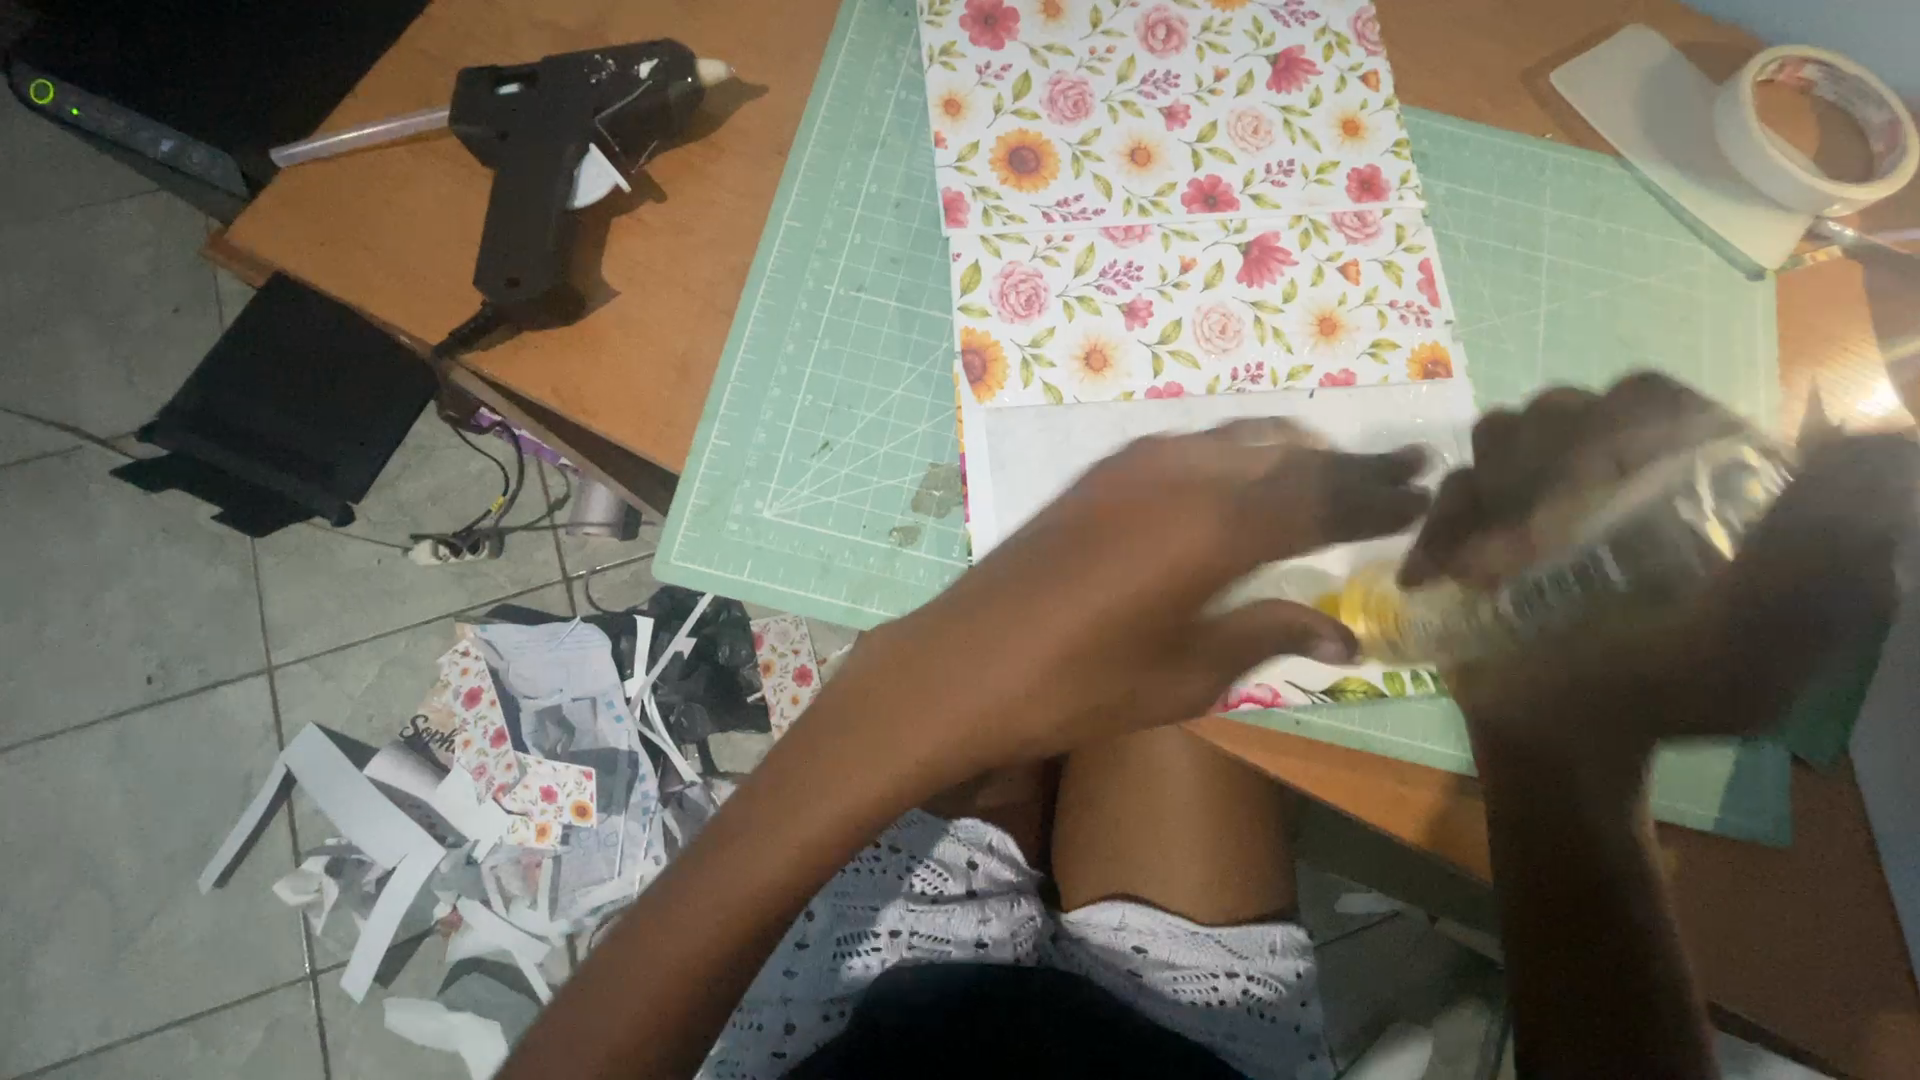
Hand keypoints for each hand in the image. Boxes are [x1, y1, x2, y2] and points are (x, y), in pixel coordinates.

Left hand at [811, 418, 1430, 791]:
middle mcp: (1179, 478)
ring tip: (1329, 466)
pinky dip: (1229, 452)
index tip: (1426, 490)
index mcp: (1213, 529)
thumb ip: (1265, 637)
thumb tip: (1344, 636)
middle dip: (1346, 464)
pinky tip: (1239, 473)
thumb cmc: (1076, 686)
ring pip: (1232, 440)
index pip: (1320, 498)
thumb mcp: (1183, 675)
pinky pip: (1185, 446)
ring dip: (1287, 450)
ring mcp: (1131, 469)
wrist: (964, 662)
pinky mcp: (1096, 477)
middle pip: (1284, 456)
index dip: (1378, 495)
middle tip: (1401, 467)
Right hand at [1411, 374, 1918, 755]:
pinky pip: (1445, 491)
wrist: (1551, 738)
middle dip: (1534, 465)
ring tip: (1486, 563)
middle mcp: (1611, 477)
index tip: (1595, 487)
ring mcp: (1537, 499)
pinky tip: (1440, 580)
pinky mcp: (1474, 526)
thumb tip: (1874, 437)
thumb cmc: (1656, 699)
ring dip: (1484, 495)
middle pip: (1559, 408)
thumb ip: (1814, 554)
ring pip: (1495, 436)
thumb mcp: (1754, 644)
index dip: (1614, 424)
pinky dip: (1437, 533)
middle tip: (1530, 539)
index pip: (1650, 398)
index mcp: (1690, 485)